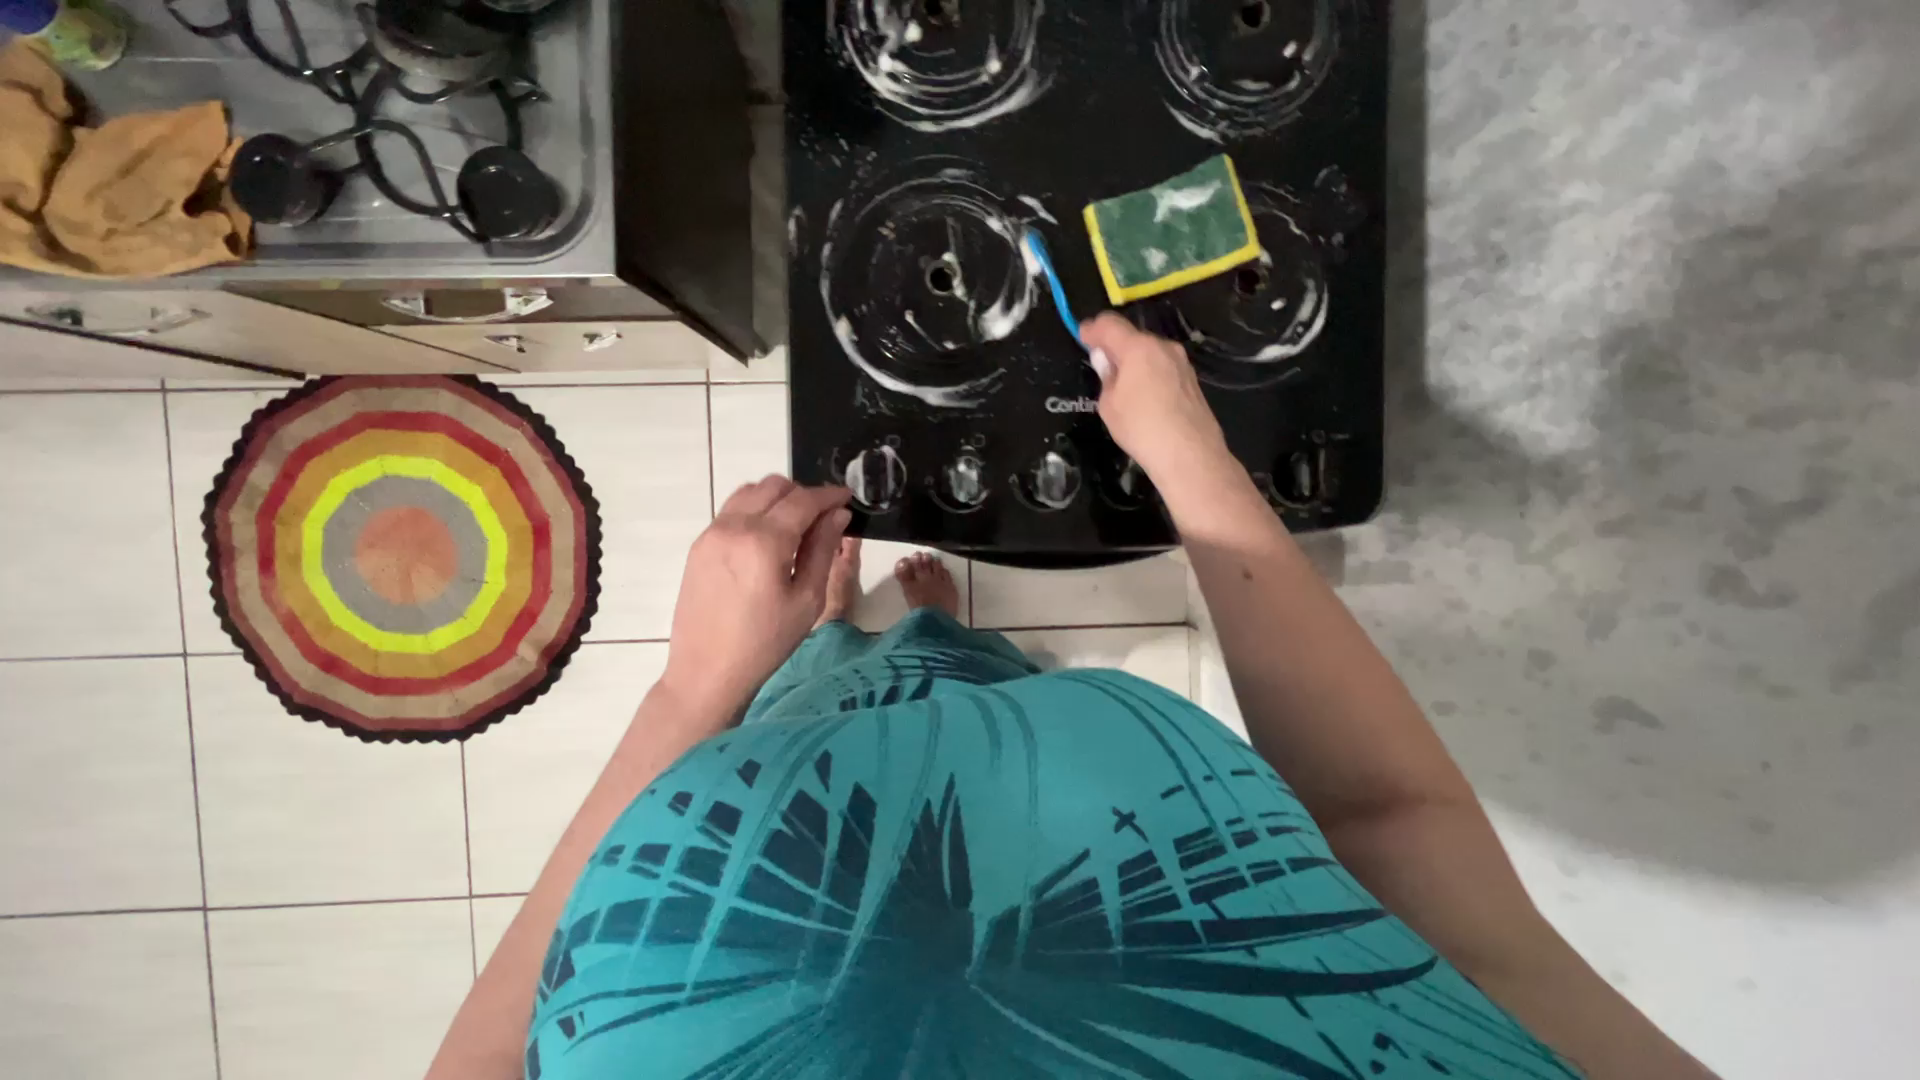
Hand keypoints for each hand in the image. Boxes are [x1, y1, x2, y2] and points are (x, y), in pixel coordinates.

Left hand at [659, 477, 851, 720]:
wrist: (707, 671)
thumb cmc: (766, 642)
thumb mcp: (807, 599)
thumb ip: (823, 549)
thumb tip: (837, 515)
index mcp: (764, 541)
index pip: (803, 500)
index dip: (829, 495)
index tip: (847, 498)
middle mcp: (734, 526)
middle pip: (774, 486)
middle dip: (803, 494)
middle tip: (823, 517)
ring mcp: (712, 533)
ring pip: (749, 492)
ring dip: (776, 498)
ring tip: (795, 525)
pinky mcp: (699, 545)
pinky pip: (732, 510)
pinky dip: (755, 510)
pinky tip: (767, 539)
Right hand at [1080, 312, 1233, 483]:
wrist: (1189, 454)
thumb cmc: (1141, 428)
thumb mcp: (1109, 405)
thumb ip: (1106, 376)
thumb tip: (1106, 361)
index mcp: (1138, 348)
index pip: (1110, 325)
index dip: (1092, 329)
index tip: (1081, 336)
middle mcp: (1163, 347)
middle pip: (1132, 337)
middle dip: (1114, 347)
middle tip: (1101, 365)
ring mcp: (1181, 363)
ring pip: (1150, 353)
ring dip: (1133, 361)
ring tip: (1122, 385)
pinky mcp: (1192, 380)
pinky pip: (1163, 368)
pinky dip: (1149, 374)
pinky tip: (1145, 397)